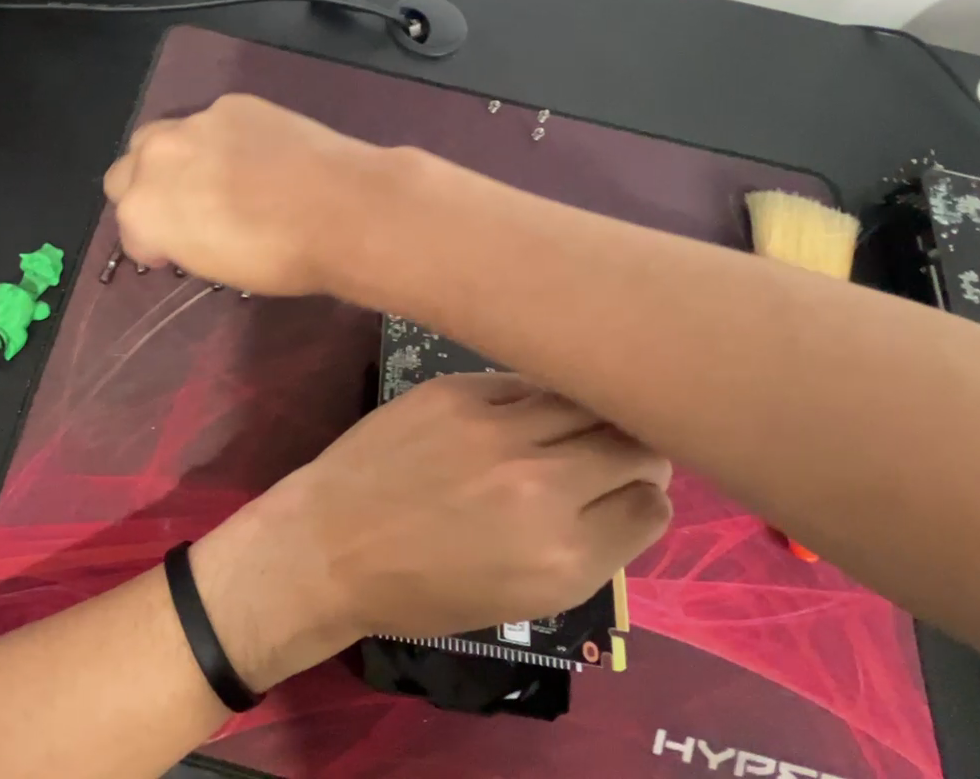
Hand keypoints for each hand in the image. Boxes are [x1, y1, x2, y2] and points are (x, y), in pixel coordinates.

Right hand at [103, 94, 385, 295]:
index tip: (176, 253)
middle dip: (146, 193)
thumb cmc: (277, 259)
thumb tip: (185, 227)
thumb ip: (181, 239)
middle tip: (185, 212)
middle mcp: (155, 158)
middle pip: (125, 172)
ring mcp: (194, 123)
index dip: (153, 245)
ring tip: (217, 179)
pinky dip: (220, 141)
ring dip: (175, 160)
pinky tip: (257, 158)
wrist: (340, 210)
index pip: (130, 229)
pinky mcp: (232, 103)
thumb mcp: (214, 266)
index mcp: (144, 210)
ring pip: (161, 138)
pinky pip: (208, 123)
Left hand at [191, 373, 673, 689]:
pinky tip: (517, 413)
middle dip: (633, 450)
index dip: (642, 498)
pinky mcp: (454, 390)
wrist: (329, 544)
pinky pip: (525, 381)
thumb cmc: (421, 590)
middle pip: (633, 444)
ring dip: (591, 414)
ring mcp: (495, 428)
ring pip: (586, 400)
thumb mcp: (521, 598)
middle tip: (610, 453)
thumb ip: (587, 549)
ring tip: (571, 425)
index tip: (624, 493)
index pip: (651, 506)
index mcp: (563, 556)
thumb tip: (627, 494)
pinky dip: (535, 397)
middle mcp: (541, 485)